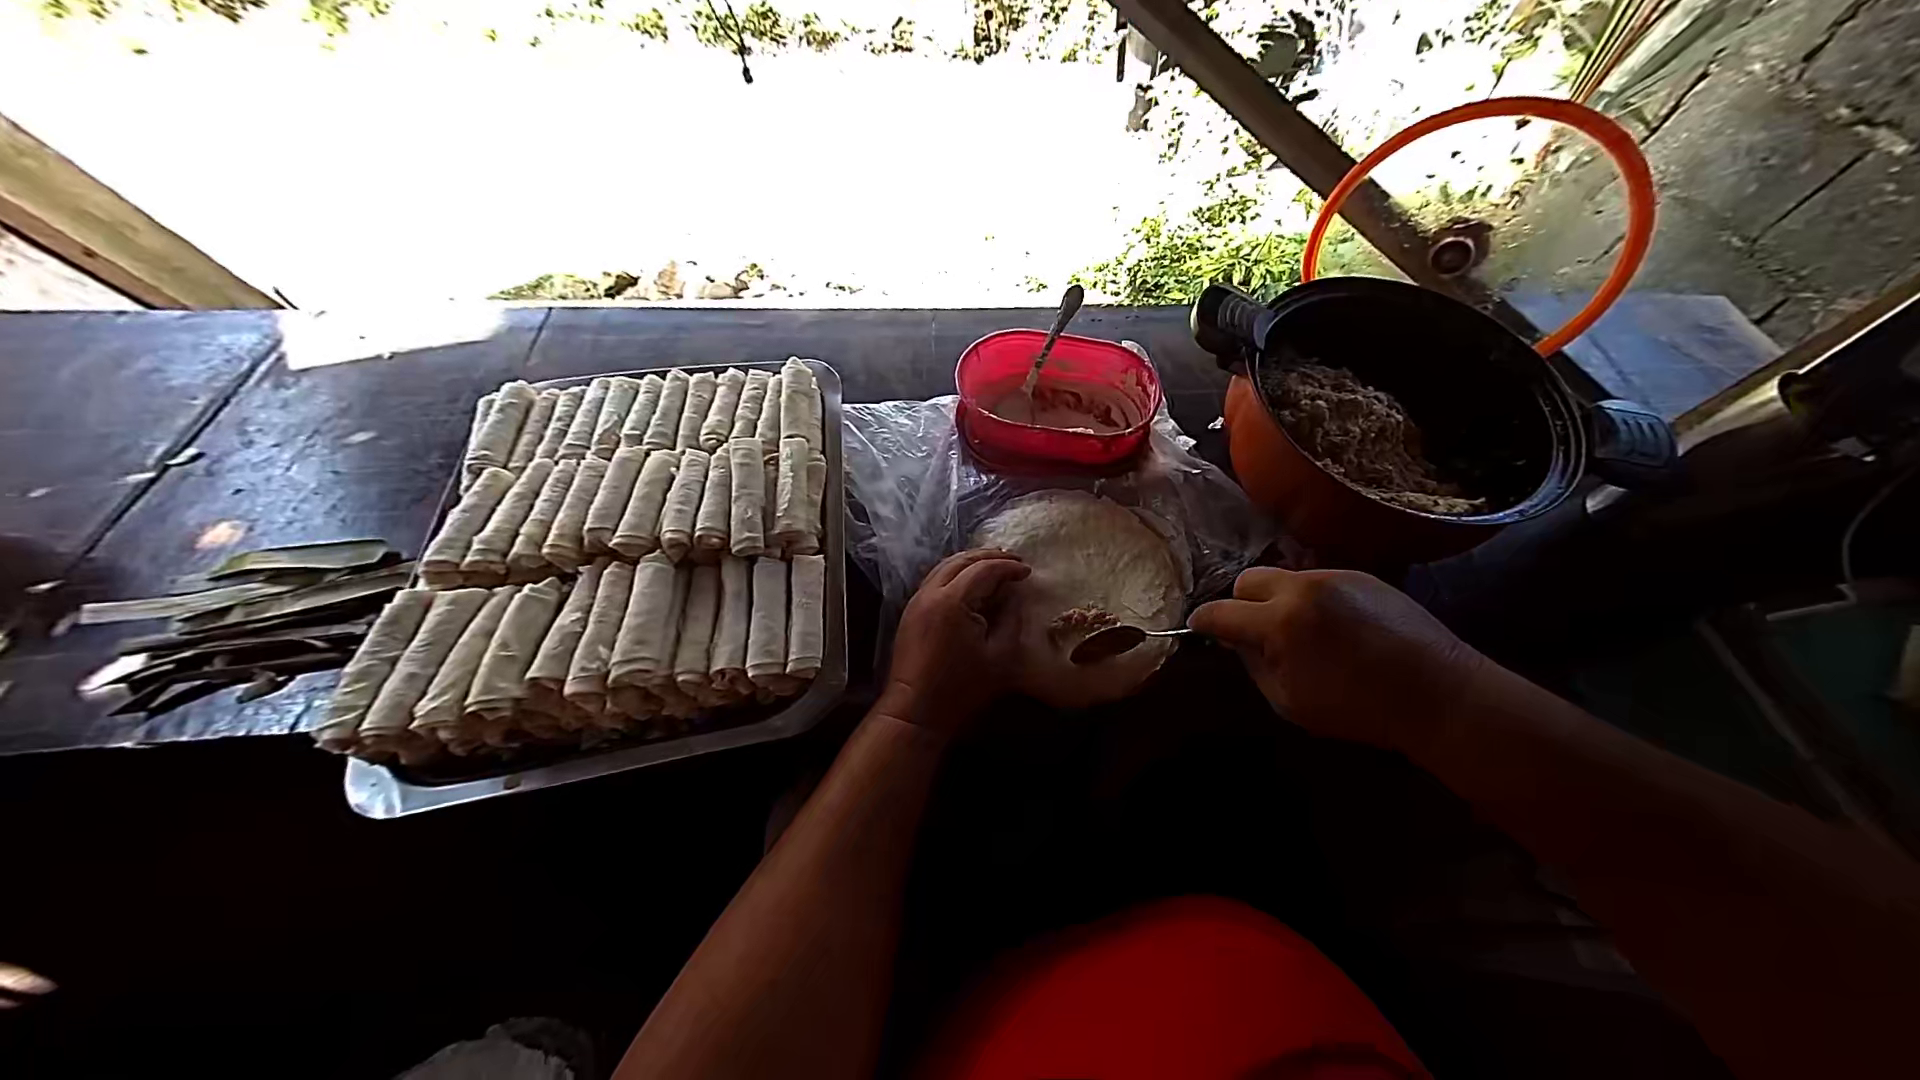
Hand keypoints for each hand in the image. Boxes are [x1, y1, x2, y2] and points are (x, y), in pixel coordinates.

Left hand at [878, 549, 1029, 736]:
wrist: (915, 710)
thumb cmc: (961, 688)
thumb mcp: (1000, 656)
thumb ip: (1011, 620)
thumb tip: (1015, 596)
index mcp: (953, 601)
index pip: (984, 570)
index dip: (1008, 567)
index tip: (1028, 571)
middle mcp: (930, 593)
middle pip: (961, 560)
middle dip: (990, 556)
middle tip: (1013, 560)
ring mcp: (916, 601)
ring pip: (945, 566)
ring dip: (971, 562)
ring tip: (995, 565)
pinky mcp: (910, 612)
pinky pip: (935, 580)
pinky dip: (956, 573)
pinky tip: (970, 582)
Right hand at [1188, 567, 1488, 753]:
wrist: (1439, 694)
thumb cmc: (1357, 709)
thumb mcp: (1287, 700)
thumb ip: (1251, 664)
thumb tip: (1234, 640)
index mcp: (1279, 623)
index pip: (1220, 612)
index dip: (1203, 621)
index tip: (1199, 628)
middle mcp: (1301, 588)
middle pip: (1247, 579)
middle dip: (1240, 603)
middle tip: (1254, 630)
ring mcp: (1333, 576)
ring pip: (1283, 577)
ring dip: (1277, 600)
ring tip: (1300, 630)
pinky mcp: (1360, 575)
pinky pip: (1316, 579)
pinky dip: (1310, 598)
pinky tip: (1333, 626)